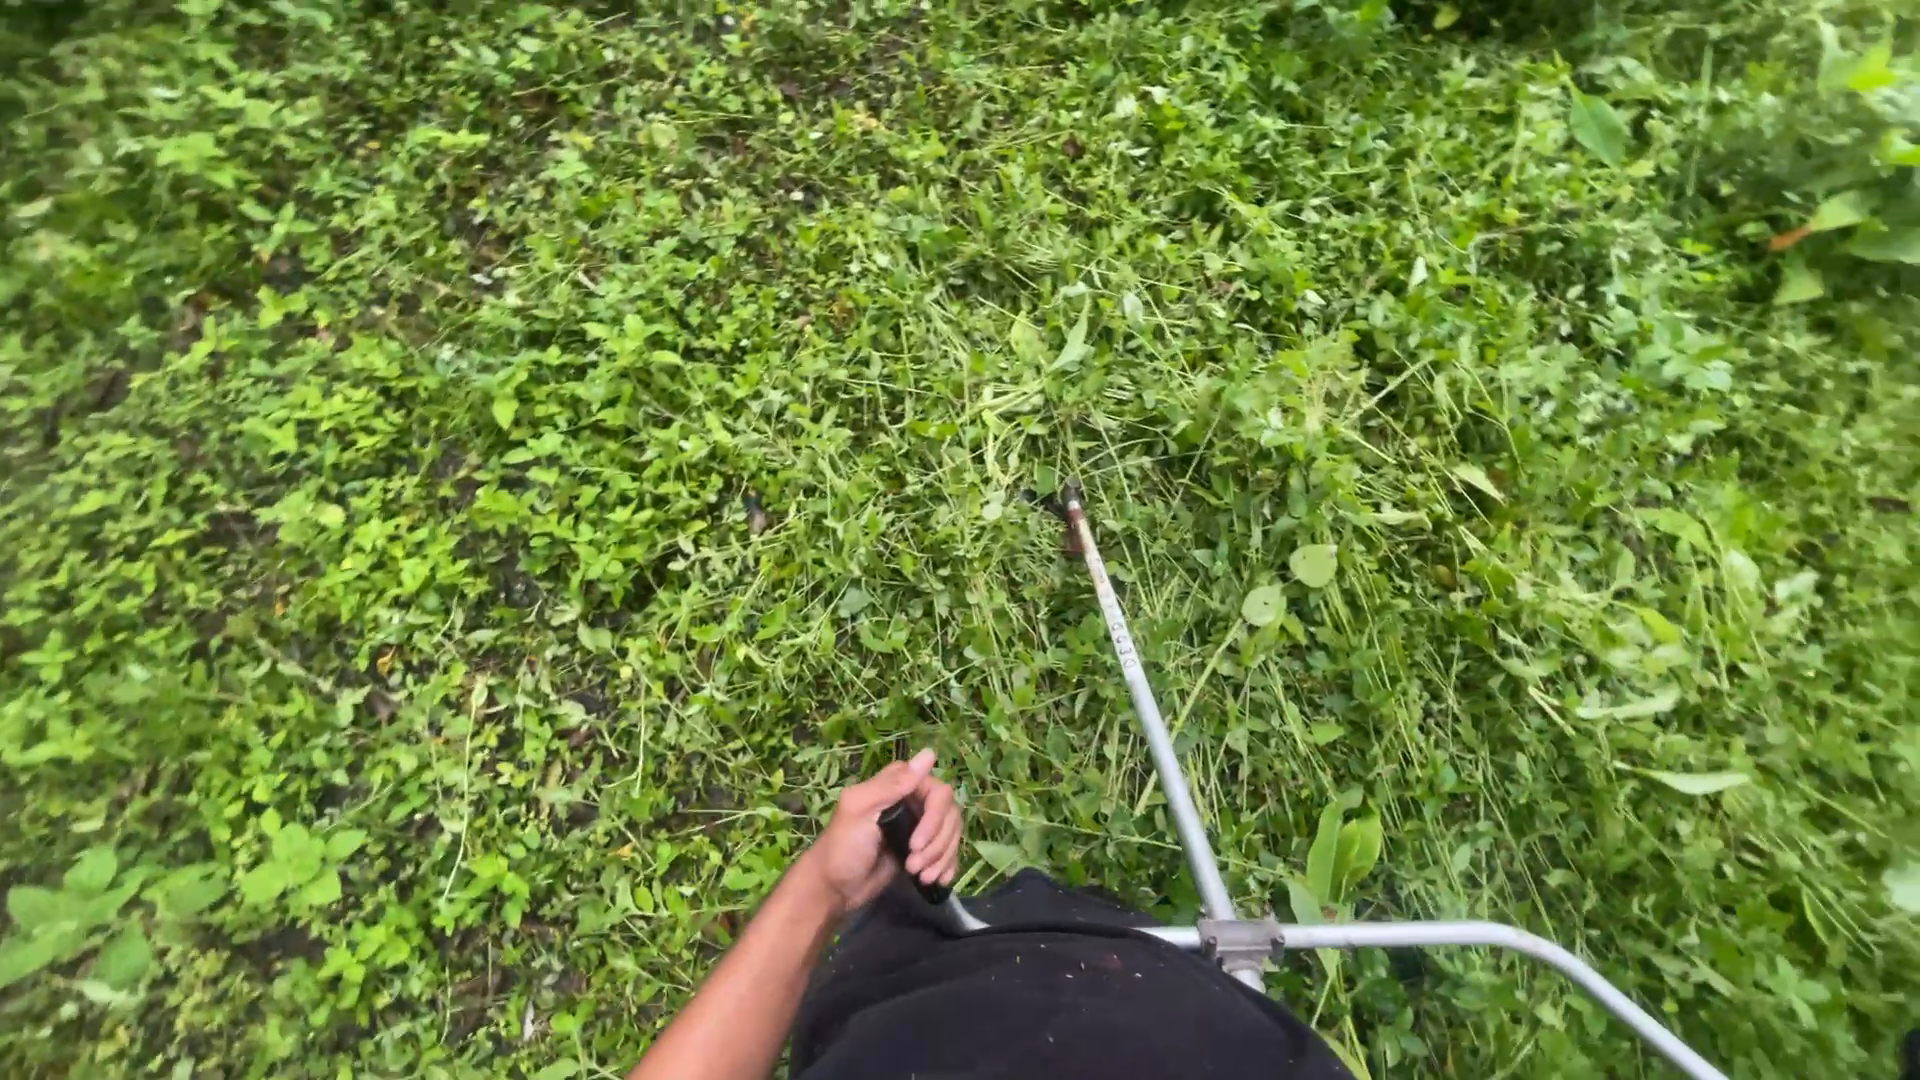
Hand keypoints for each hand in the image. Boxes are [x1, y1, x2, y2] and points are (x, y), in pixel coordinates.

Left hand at [793, 749, 961, 916]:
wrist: (834, 888)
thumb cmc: (842, 846)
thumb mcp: (860, 809)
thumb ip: (892, 784)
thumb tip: (929, 754)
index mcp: (899, 783)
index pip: (939, 792)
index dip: (934, 819)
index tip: (916, 844)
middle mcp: (914, 799)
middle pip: (950, 814)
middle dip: (937, 844)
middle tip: (914, 866)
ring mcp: (919, 824)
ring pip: (952, 833)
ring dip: (940, 857)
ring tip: (920, 876)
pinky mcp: (923, 848)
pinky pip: (949, 851)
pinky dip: (947, 866)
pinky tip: (937, 880)